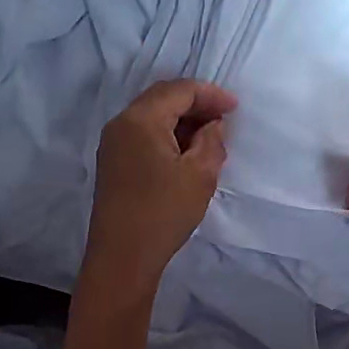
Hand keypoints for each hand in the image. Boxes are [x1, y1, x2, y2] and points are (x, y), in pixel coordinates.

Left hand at [82, 80, 237, 292]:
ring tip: (208, 137)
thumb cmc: (163, 212)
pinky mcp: (112, 162)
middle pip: (162, 97)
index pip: (179, 90)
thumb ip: (211, 140)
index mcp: (141, 119)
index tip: (235, 108)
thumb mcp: (200, 174)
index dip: (210, 94)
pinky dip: (166, 134)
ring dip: (180, 119)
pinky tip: (185, 152)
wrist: (122, 257)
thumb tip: (212, 125)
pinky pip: (142, 133)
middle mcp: (121, 123)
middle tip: (223, 118)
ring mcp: (112, 143)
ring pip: (151, 115)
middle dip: (195, 103)